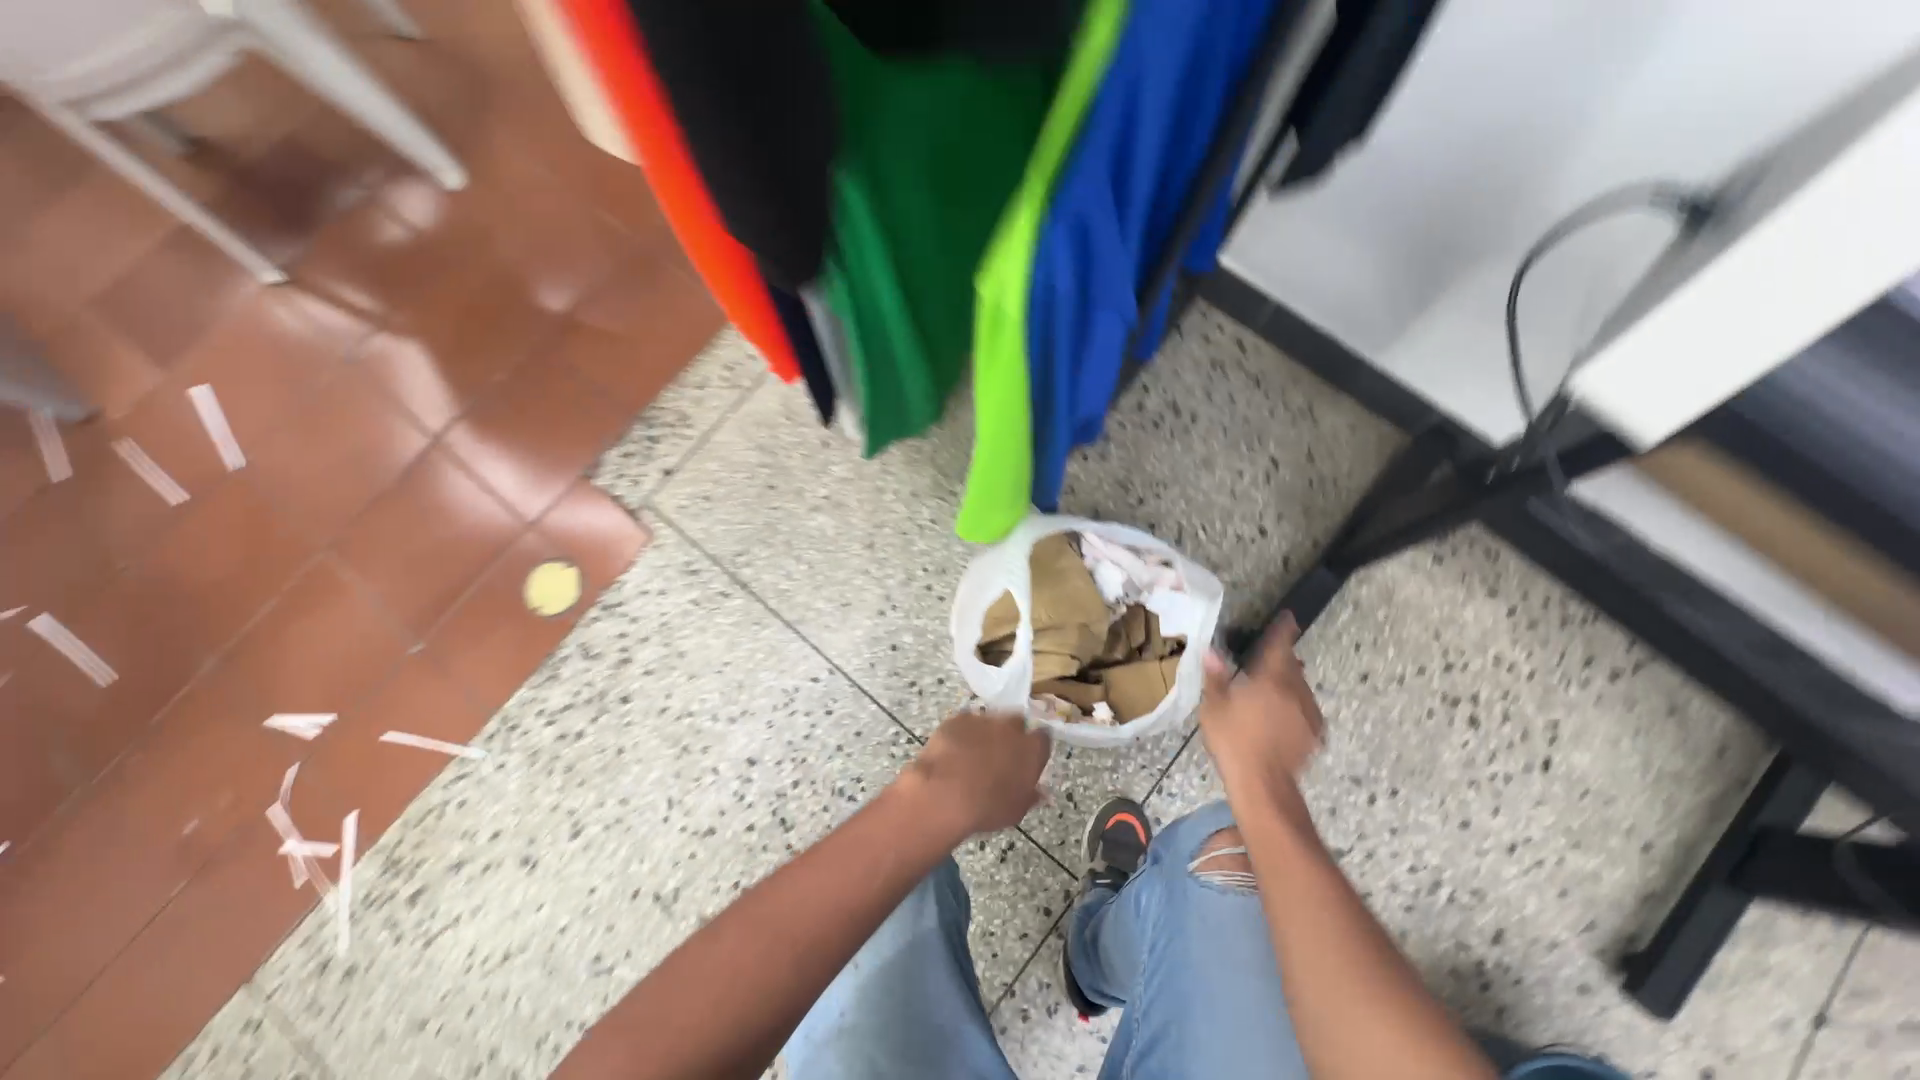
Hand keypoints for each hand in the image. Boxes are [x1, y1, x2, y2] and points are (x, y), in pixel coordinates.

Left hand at [900, 710, 1051, 838]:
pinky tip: (952, 751)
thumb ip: (1030, 796)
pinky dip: (961, 734)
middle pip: (1016, 723)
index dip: (1034, 748)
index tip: (1027, 759)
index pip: (1043, 738)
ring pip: (989, 721)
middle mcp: (1011, 727)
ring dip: (985, 733)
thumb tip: (1040, 792)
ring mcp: (983, 720)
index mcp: (1032, 749)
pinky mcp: (957, 719)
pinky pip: (963, 723)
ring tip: (972, 755)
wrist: (945, 794)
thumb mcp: (1015, 811)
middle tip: (999, 756)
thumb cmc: (987, 808)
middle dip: (1010, 735)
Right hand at [1200, 612, 1324, 809]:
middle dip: (1283, 659)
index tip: (1286, 618)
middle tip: (1270, 658)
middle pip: (1292, 666)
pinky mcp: (1315, 732)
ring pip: (1300, 688)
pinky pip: (1305, 709)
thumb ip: (1215, 677)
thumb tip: (1211, 651)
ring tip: (1273, 689)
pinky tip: (1283, 715)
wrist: (1263, 783)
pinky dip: (1295, 705)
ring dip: (1289, 683)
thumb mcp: (1213, 708)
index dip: (1283, 629)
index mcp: (1270, 678)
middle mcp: (1294, 690)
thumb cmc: (1233, 742)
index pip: (1280, 645)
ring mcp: (1308, 712)